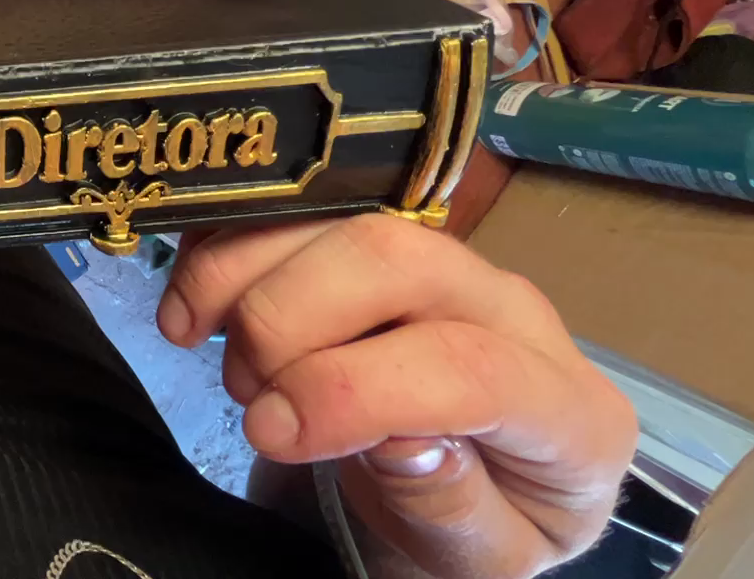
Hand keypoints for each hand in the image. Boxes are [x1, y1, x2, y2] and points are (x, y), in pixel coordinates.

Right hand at [158, 215, 636, 578]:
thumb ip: (449, 506)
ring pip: (323, 218)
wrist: (463, 466)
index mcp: (562, 403)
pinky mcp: (353, 233)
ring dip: (232, 273)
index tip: (266, 430)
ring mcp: (423, 252)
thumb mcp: (477, 553)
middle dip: (281, 315)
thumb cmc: (473, 515)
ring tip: (196, 338)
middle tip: (240, 386)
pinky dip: (217, 242)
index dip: (349, 391)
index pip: (465, 368)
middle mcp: (500, 301)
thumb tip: (395, 440)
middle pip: (387, 257)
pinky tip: (192, 295)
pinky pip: (277, 209)